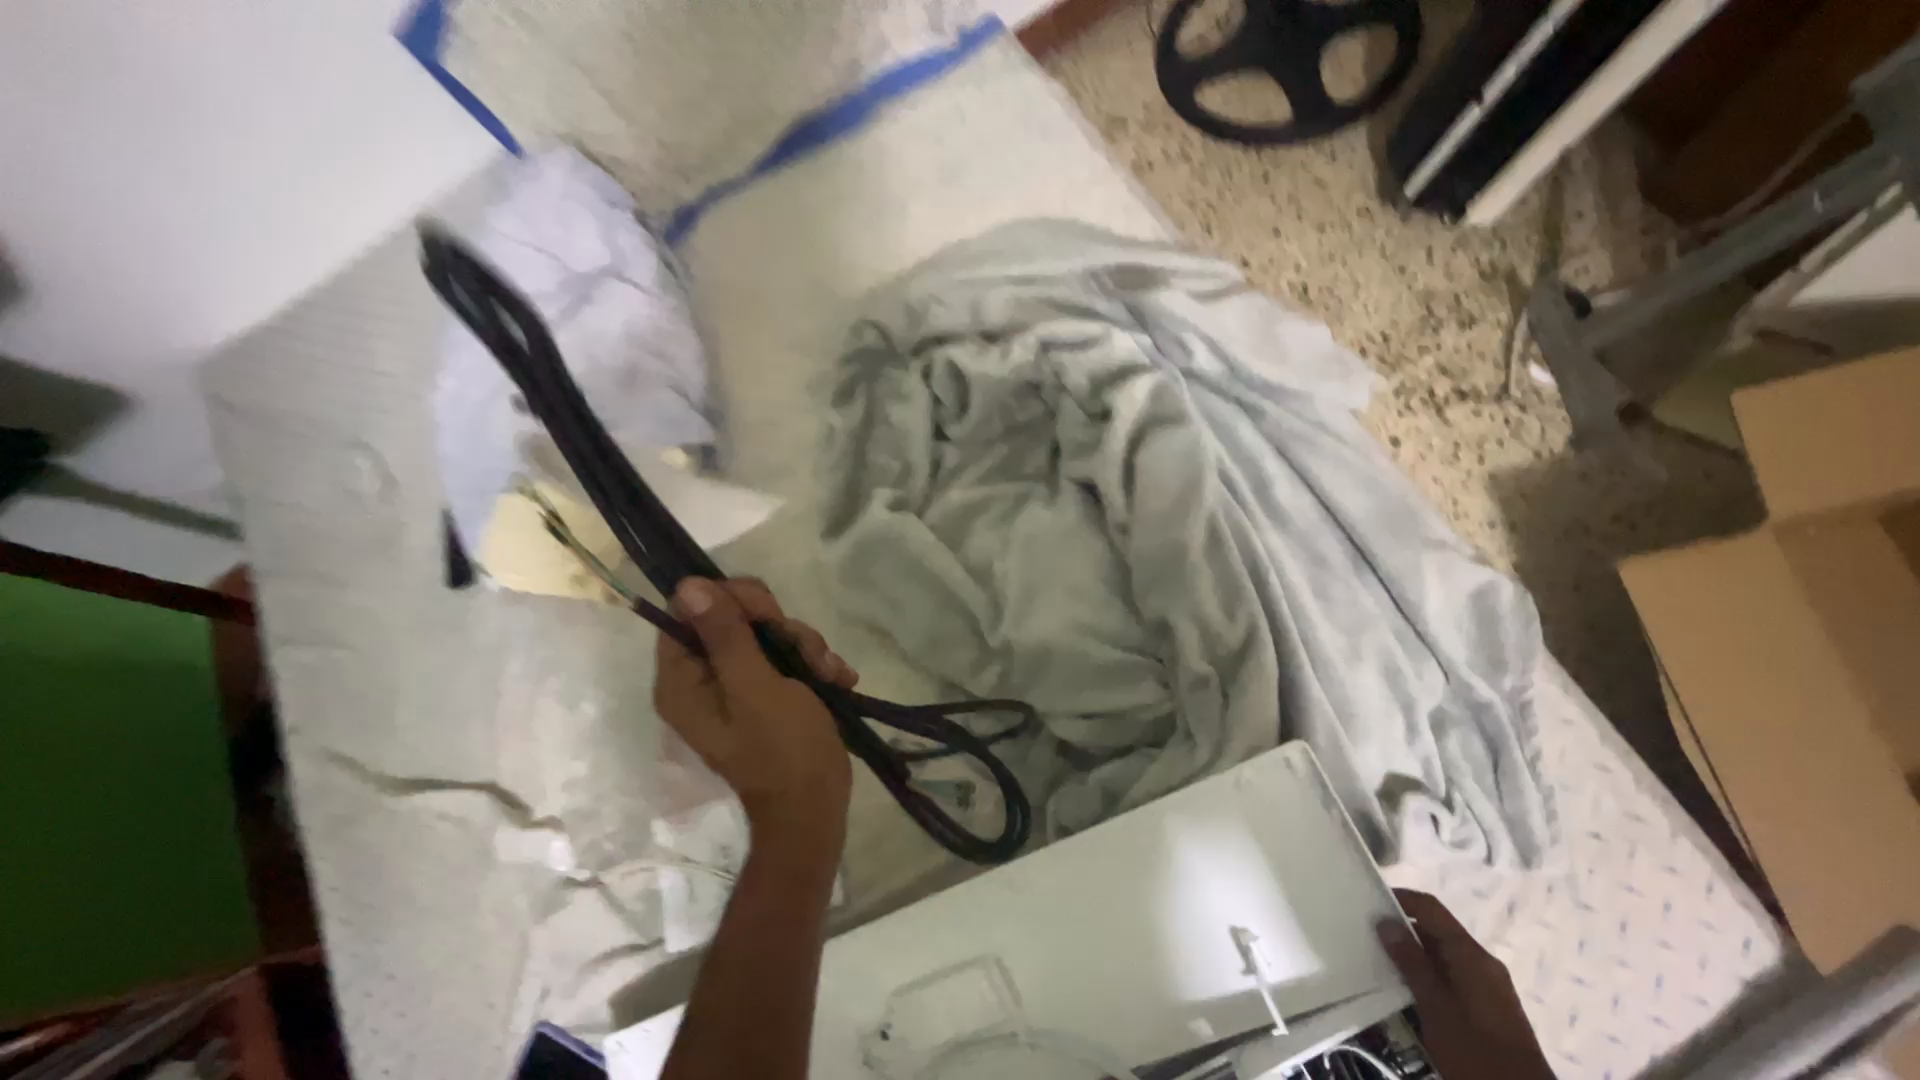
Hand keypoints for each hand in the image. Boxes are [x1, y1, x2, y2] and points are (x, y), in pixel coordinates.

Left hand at [654, 578, 857, 851]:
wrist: (814, 808)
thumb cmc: (783, 750)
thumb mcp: (755, 687)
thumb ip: (723, 635)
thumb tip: (686, 583)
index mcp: (682, 679)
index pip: (690, 610)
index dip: (731, 601)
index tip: (768, 616)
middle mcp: (702, 678)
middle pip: (733, 616)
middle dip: (778, 627)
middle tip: (807, 652)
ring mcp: (736, 685)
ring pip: (766, 633)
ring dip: (804, 646)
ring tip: (828, 676)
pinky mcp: (766, 692)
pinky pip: (785, 655)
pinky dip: (813, 664)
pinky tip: (837, 681)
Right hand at [1377, 889, 1556, 1079]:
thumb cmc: (1475, 1052)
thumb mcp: (1435, 1007)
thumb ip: (1411, 963)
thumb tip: (1386, 922)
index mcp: (1471, 955)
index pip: (1431, 908)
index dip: (1400, 899)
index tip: (1368, 902)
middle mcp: (1483, 962)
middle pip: (1438, 930)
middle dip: (1403, 929)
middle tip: (1366, 935)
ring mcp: (1489, 985)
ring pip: (1445, 954)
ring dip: (1414, 954)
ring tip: (1379, 961)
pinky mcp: (1489, 1005)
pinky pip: (1453, 974)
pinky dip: (1428, 973)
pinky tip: (1407, 990)